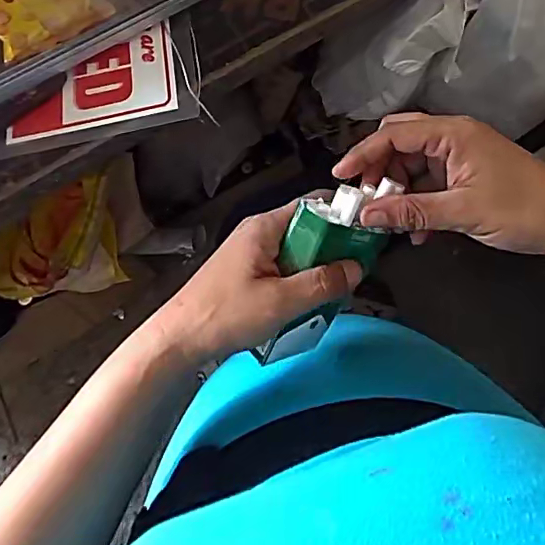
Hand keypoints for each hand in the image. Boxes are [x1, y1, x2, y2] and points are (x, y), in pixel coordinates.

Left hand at [144, 198, 362, 365]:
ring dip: (314, 274)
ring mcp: (253, 252)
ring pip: (298, 253)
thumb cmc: (217, 314)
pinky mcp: (250, 272)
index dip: (341, 219)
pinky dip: (298, 285)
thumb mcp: (281, 301)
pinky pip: (285, 270)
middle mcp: (258, 233)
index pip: (314, 206)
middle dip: (331, 253)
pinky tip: (302, 307)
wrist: (180, 338)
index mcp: (263, 227)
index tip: (363, 236)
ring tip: (323, 298)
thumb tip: (352, 269)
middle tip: (346, 276)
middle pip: (309, 230)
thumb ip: (322, 283)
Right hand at [332, 112, 544, 264]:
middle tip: (366, 196)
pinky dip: (416, 198)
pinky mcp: (466, 171)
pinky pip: (428, 179)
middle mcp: (453, 136)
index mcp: (453, 133)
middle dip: (378, 168)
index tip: (341, 176)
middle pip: (398, 141)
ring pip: (411, 162)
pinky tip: (416, 227)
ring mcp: (460, 154)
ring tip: (391, 217)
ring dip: (397, 188)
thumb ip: (411, 211)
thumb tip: (367, 214)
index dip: (363, 154)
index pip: (393, 134)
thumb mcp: (462, 213)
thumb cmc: (525, 211)